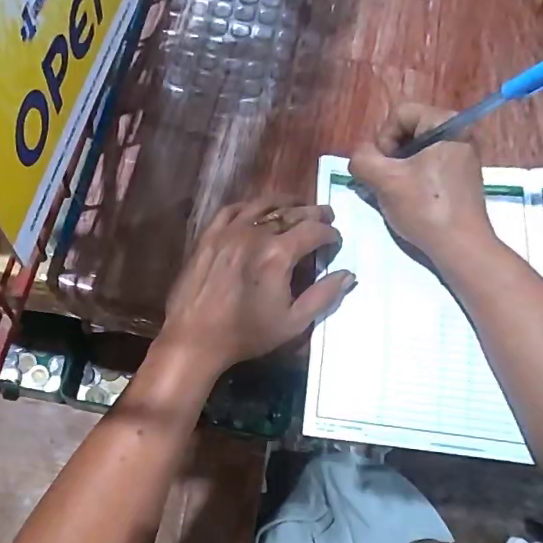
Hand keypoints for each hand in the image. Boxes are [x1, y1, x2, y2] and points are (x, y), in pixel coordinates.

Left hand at [155, 198, 355, 375]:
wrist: (193, 339)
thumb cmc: (245, 335)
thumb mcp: (292, 323)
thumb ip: (323, 296)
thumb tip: (348, 275)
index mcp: (278, 254)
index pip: (314, 230)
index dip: (331, 234)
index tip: (335, 241)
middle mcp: (254, 234)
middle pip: (291, 212)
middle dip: (314, 213)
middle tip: (325, 217)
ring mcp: (227, 232)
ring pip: (261, 205)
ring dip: (284, 203)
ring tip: (295, 207)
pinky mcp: (207, 237)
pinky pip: (230, 210)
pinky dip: (249, 207)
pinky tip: (256, 212)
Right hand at [348, 103, 494, 264]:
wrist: (460, 243)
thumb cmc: (425, 207)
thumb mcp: (385, 181)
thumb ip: (363, 160)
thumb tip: (359, 156)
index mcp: (447, 124)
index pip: (400, 114)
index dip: (383, 138)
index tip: (384, 166)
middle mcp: (459, 133)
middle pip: (406, 131)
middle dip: (388, 155)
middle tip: (385, 181)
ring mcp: (460, 155)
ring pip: (413, 152)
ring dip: (395, 170)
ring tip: (393, 193)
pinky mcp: (458, 176)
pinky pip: (425, 166)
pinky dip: (410, 179)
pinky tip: (407, 200)